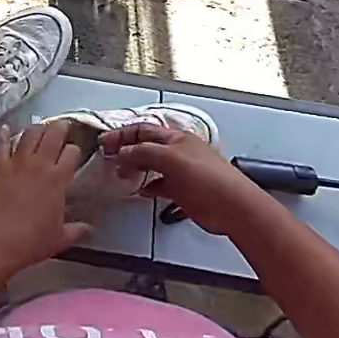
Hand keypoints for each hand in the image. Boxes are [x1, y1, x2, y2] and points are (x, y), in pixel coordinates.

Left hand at [0, 120, 94, 275]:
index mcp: (58, 179)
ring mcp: (16, 162)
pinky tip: (5, 128)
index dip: (75, 150)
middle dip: (61, 127)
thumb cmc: (30, 242)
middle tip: (64, 126)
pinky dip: (4, 134)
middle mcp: (39, 164)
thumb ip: (76, 230)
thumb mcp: (59, 239)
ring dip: (37, 128)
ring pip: (29, 134)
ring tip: (41, 127)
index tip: (75, 154)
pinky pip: (1, 144)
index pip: (72, 152)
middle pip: (53, 134)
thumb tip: (89, 229)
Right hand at [100, 125, 265, 234]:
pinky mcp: (182, 191)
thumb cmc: (209, 179)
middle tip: (108, 158)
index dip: (123, 134)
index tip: (105, 143)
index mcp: (176, 138)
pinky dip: (146, 186)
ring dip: (134, 167)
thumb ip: (144, 152)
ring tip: (120, 174)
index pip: (143, 130)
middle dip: (126, 150)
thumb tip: (122, 152)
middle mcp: (177, 152)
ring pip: (150, 165)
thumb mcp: (171, 159)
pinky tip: (139, 191)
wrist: (233, 208)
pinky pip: (158, 184)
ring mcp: (180, 171)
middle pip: (145, 146)